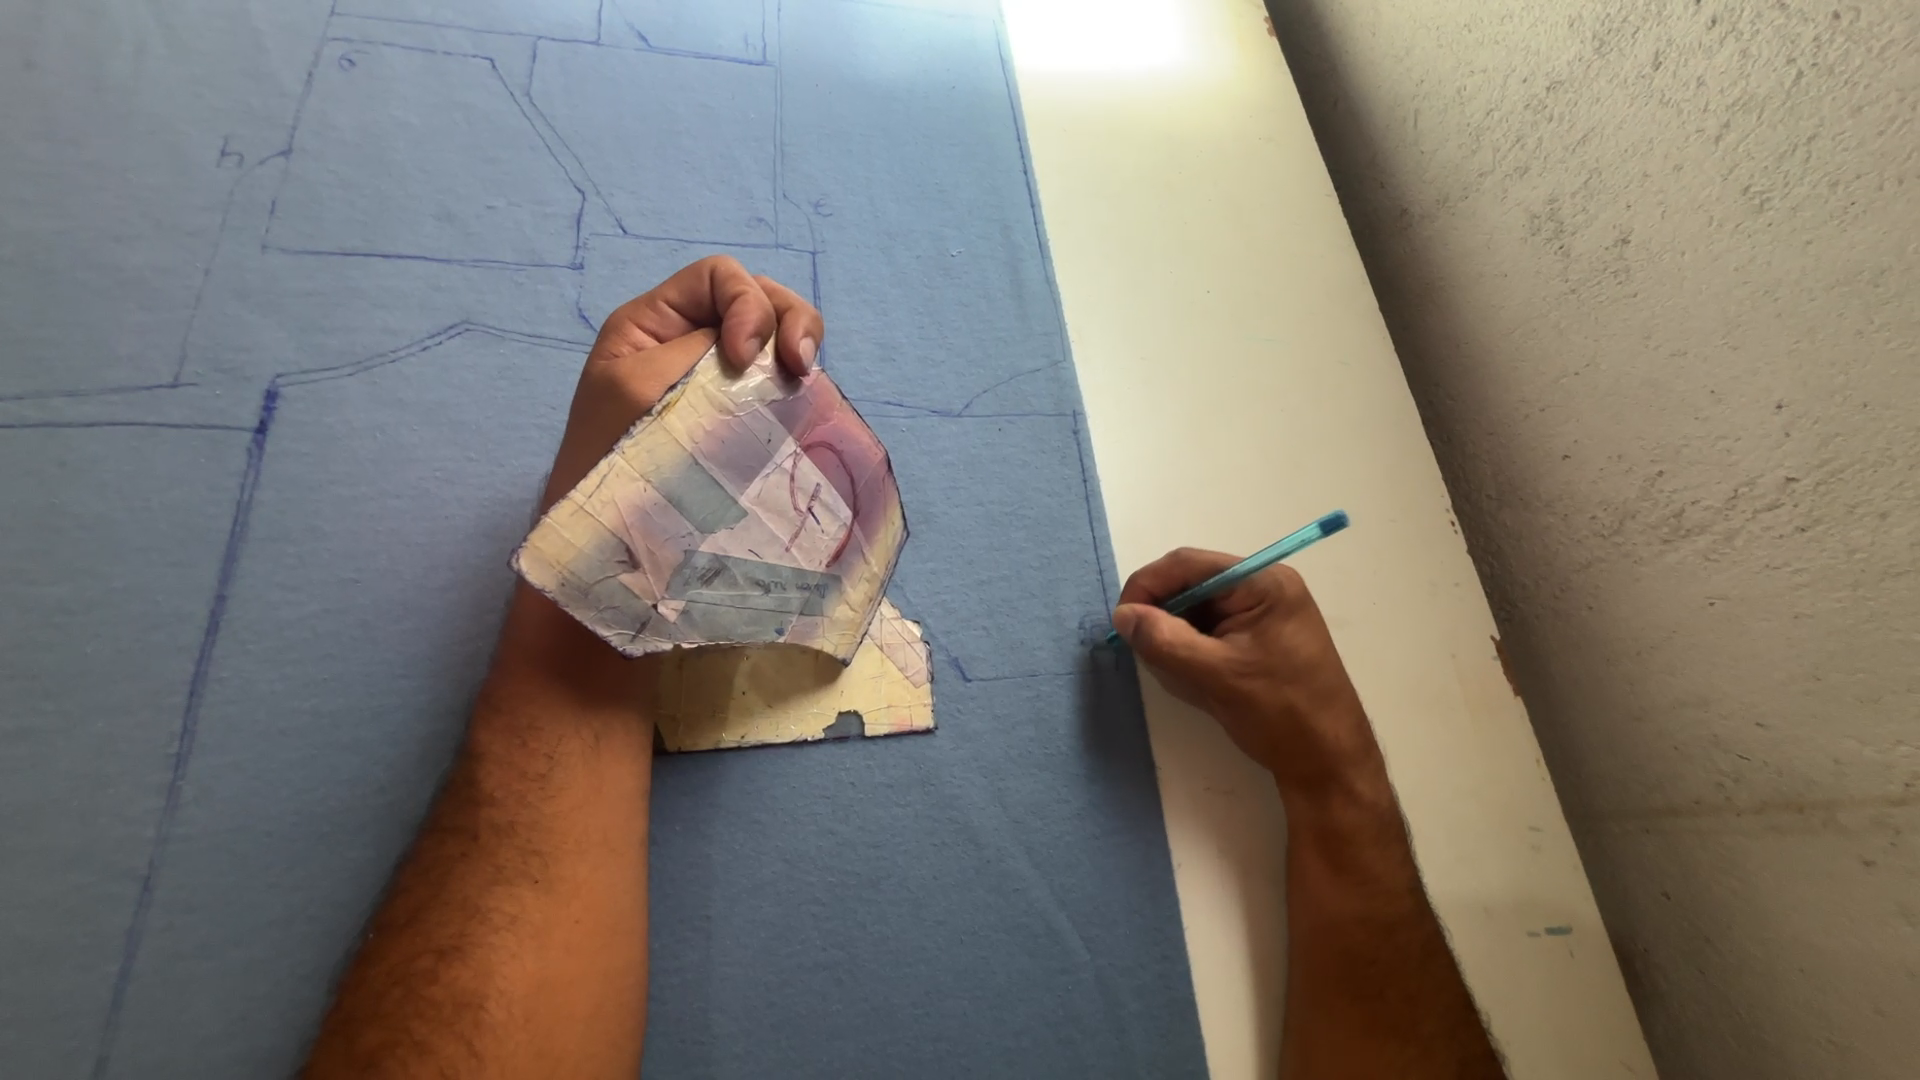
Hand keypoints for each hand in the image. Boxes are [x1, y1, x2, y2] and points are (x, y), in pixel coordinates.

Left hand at [543, 256, 824, 508]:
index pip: (719, 278)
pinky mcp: (746, 416)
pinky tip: (800, 405)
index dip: (747, 304)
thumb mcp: (642, 384)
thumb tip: (764, 351)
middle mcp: (695, 342)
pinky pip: (782, 384)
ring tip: (802, 382)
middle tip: (799, 367)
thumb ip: (703, 349)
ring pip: (779, 340)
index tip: (742, 357)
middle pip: (760, 299)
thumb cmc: (612, 456)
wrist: (613, 534)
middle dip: (789, 322)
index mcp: (657, 323)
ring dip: (798, 351)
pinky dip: (797, 386)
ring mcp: (724, 380)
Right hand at [1111, 550, 1387, 804]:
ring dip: (1175, 639)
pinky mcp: (1254, 638)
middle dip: (1162, 616)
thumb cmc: (1281, 713)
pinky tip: (1196, 681)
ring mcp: (1259, 614)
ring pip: (1193, 611)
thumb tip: (1122, 615)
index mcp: (1262, 583)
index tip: (1122, 621)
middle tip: (1147, 653)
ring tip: (1183, 677)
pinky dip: (1190, 652)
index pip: (1188, 564)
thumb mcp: (1216, 675)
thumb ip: (1164, 640)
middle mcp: (1261, 588)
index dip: (1147, 586)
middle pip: (1189, 585)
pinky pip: (1207, 632)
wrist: (1329, 763)